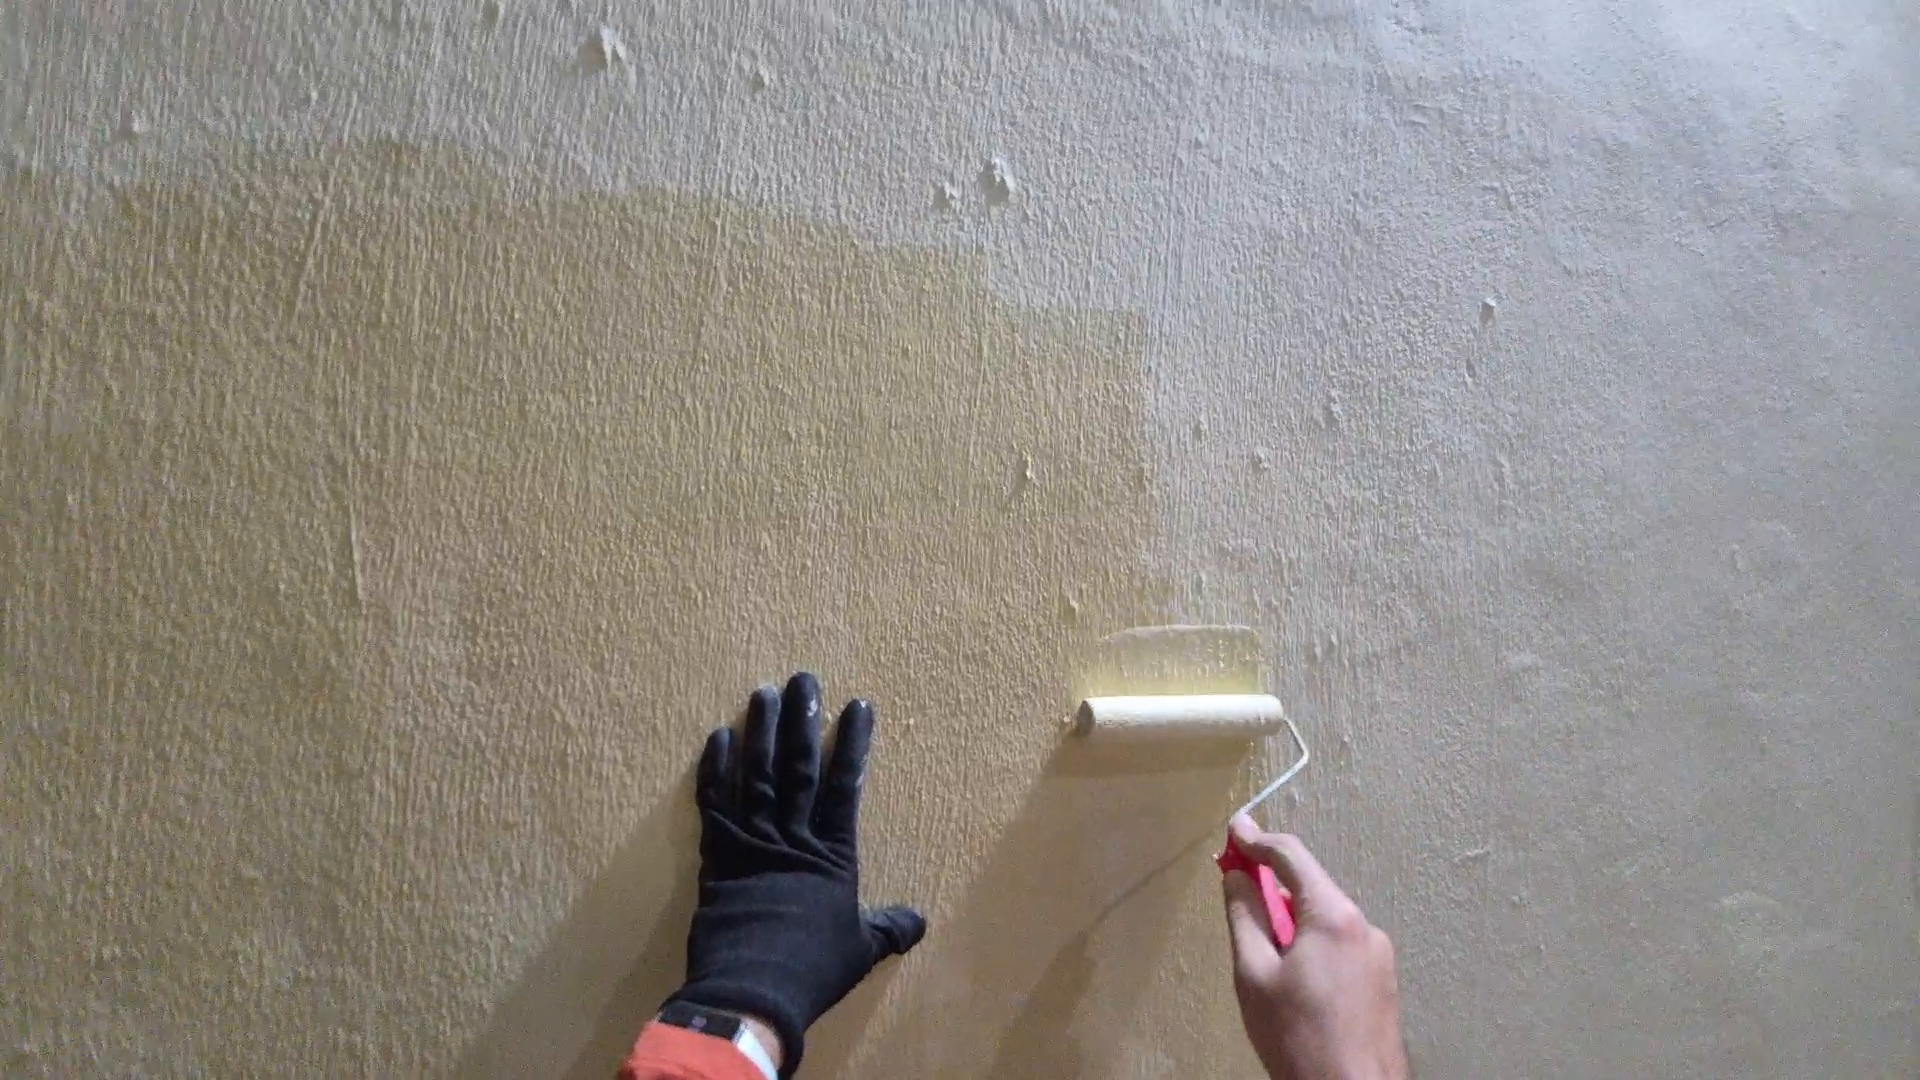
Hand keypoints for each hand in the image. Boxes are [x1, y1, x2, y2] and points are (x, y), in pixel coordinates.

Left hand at [667, 673, 926, 1078]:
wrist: (751, 994)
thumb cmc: (812, 967)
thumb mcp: (860, 949)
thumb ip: (889, 928)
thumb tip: (921, 923)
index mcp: (831, 851)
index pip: (845, 783)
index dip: (852, 743)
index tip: (858, 705)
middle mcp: (792, 833)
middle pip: (799, 766)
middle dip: (803, 720)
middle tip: (804, 678)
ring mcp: (752, 840)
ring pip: (758, 774)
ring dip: (760, 731)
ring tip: (763, 692)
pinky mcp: (718, 853)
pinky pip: (715, 803)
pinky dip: (715, 769)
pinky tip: (718, 736)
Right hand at [1222, 815, 1408, 1079]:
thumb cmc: (1298, 1037)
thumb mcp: (1254, 973)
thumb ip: (1244, 915)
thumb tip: (1237, 876)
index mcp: (1334, 916)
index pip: (1291, 856)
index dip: (1257, 839)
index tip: (1232, 828)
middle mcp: (1364, 927)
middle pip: (1309, 885)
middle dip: (1270, 880)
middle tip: (1235, 883)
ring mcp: (1379, 956)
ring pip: (1322, 915)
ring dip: (1289, 915)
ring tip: (1261, 948)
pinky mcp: (1382, 982)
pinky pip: (1337, 941)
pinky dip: (1309, 938)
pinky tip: (1291, 972)